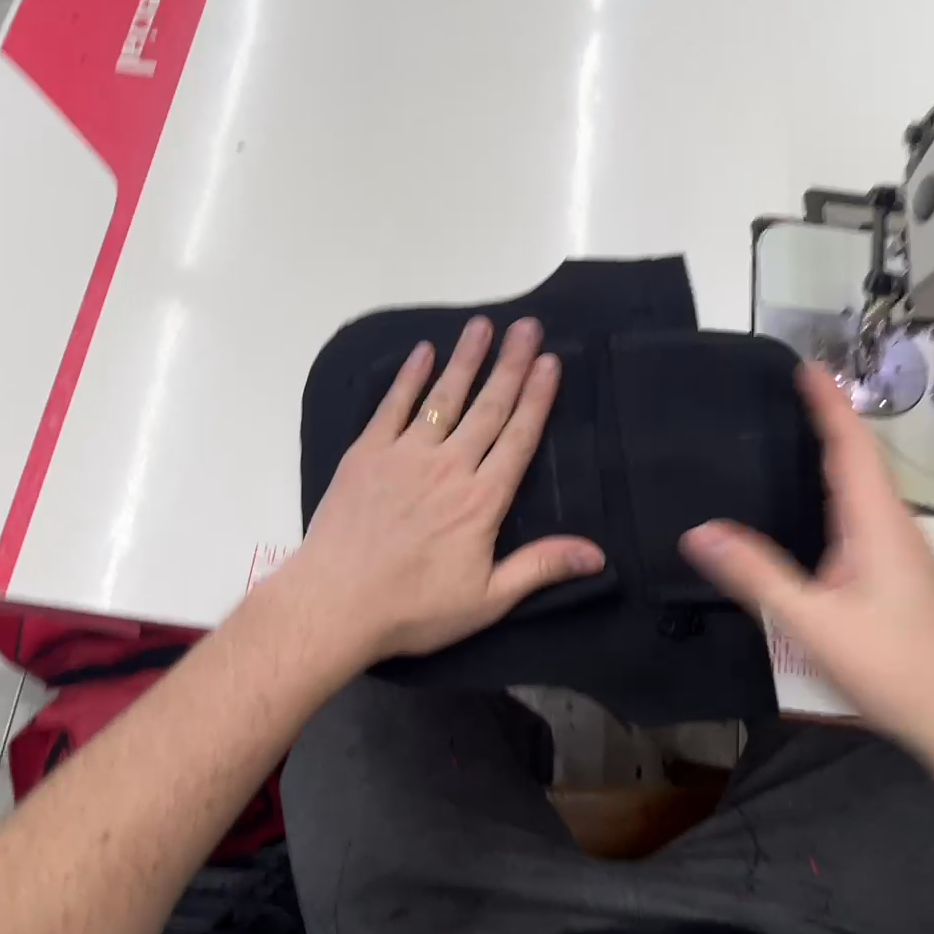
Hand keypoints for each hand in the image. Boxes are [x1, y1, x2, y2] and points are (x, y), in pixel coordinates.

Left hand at [284, 315, 605, 663]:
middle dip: (510, 364)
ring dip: (465, 360)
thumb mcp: (486, 601)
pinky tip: (422, 352)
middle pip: (487, 407)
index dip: (537, 397)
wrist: (335, 604)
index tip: (550, 361)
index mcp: (481, 500)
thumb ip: (540, 568)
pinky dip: (409, 378)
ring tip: (482, 326)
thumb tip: (598, 554)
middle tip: (527, 326)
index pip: (518, 438)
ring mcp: (404, 455)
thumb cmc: (413, 608)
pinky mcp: (365, 454)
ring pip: (443, 398)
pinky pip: (392, 406)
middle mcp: (448, 466)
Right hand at [679, 364, 933, 753]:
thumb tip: (698, 530)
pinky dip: (842, 486)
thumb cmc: (893, 668)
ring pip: (869, 487)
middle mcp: (897, 528)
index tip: (807, 366)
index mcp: (878, 526)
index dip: (830, 405)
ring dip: (839, 452)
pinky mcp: (904, 576)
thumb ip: (756, 575)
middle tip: (793, 392)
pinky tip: (822, 506)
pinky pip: (867, 512)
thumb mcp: (811, 623)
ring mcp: (906, 553)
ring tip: (802, 432)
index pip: (851, 448)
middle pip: (863, 459)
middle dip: (832, 419)